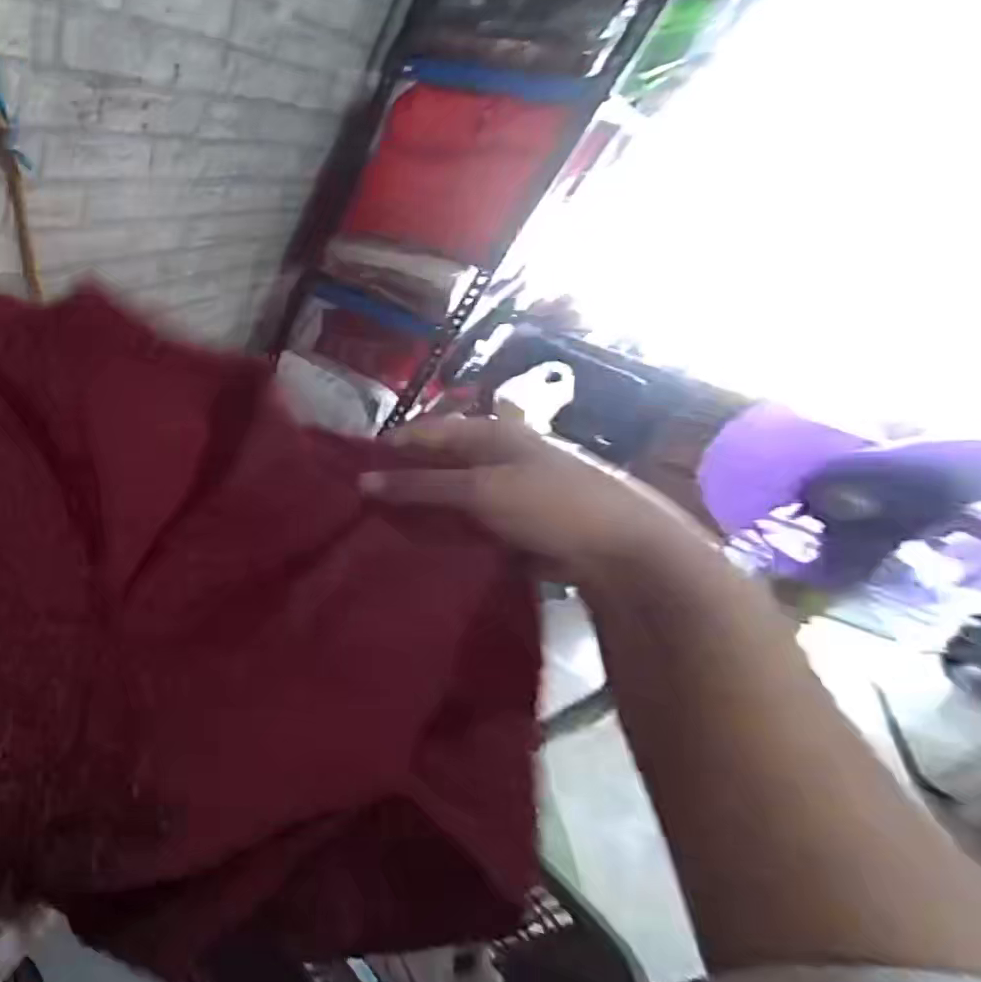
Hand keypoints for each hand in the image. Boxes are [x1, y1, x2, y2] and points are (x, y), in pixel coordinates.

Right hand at [359, 416, 711, 581]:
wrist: (628, 552)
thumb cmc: (550, 504)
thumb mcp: (477, 491)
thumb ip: (417, 485)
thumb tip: (361, 481)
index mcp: (490, 431)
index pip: (424, 430)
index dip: (388, 446)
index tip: (352, 468)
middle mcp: (499, 451)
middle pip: (437, 460)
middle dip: (403, 476)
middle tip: (365, 498)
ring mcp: (512, 485)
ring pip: (452, 490)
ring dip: (424, 504)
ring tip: (388, 521)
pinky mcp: (521, 517)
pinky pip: (470, 517)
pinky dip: (448, 525)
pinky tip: (427, 539)